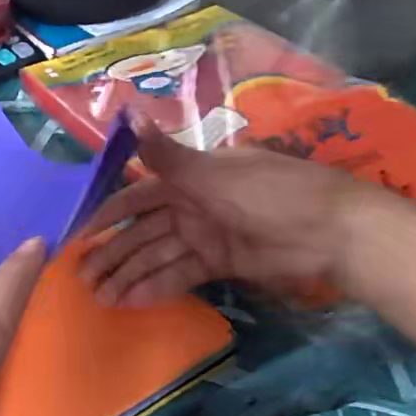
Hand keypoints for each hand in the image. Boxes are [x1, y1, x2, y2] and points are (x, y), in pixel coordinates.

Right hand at [77, 119, 398, 305]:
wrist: (336, 233)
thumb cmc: (272, 193)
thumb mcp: (213, 173)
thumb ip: (165, 155)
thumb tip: (129, 114)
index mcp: (187, 178)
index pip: (135, 197)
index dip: (106, 215)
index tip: (79, 235)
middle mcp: (190, 205)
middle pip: (141, 232)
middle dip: (112, 254)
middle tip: (82, 278)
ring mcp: (204, 235)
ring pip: (156, 257)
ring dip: (128, 275)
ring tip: (99, 298)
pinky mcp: (219, 263)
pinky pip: (179, 274)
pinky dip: (157, 287)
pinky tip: (131, 301)